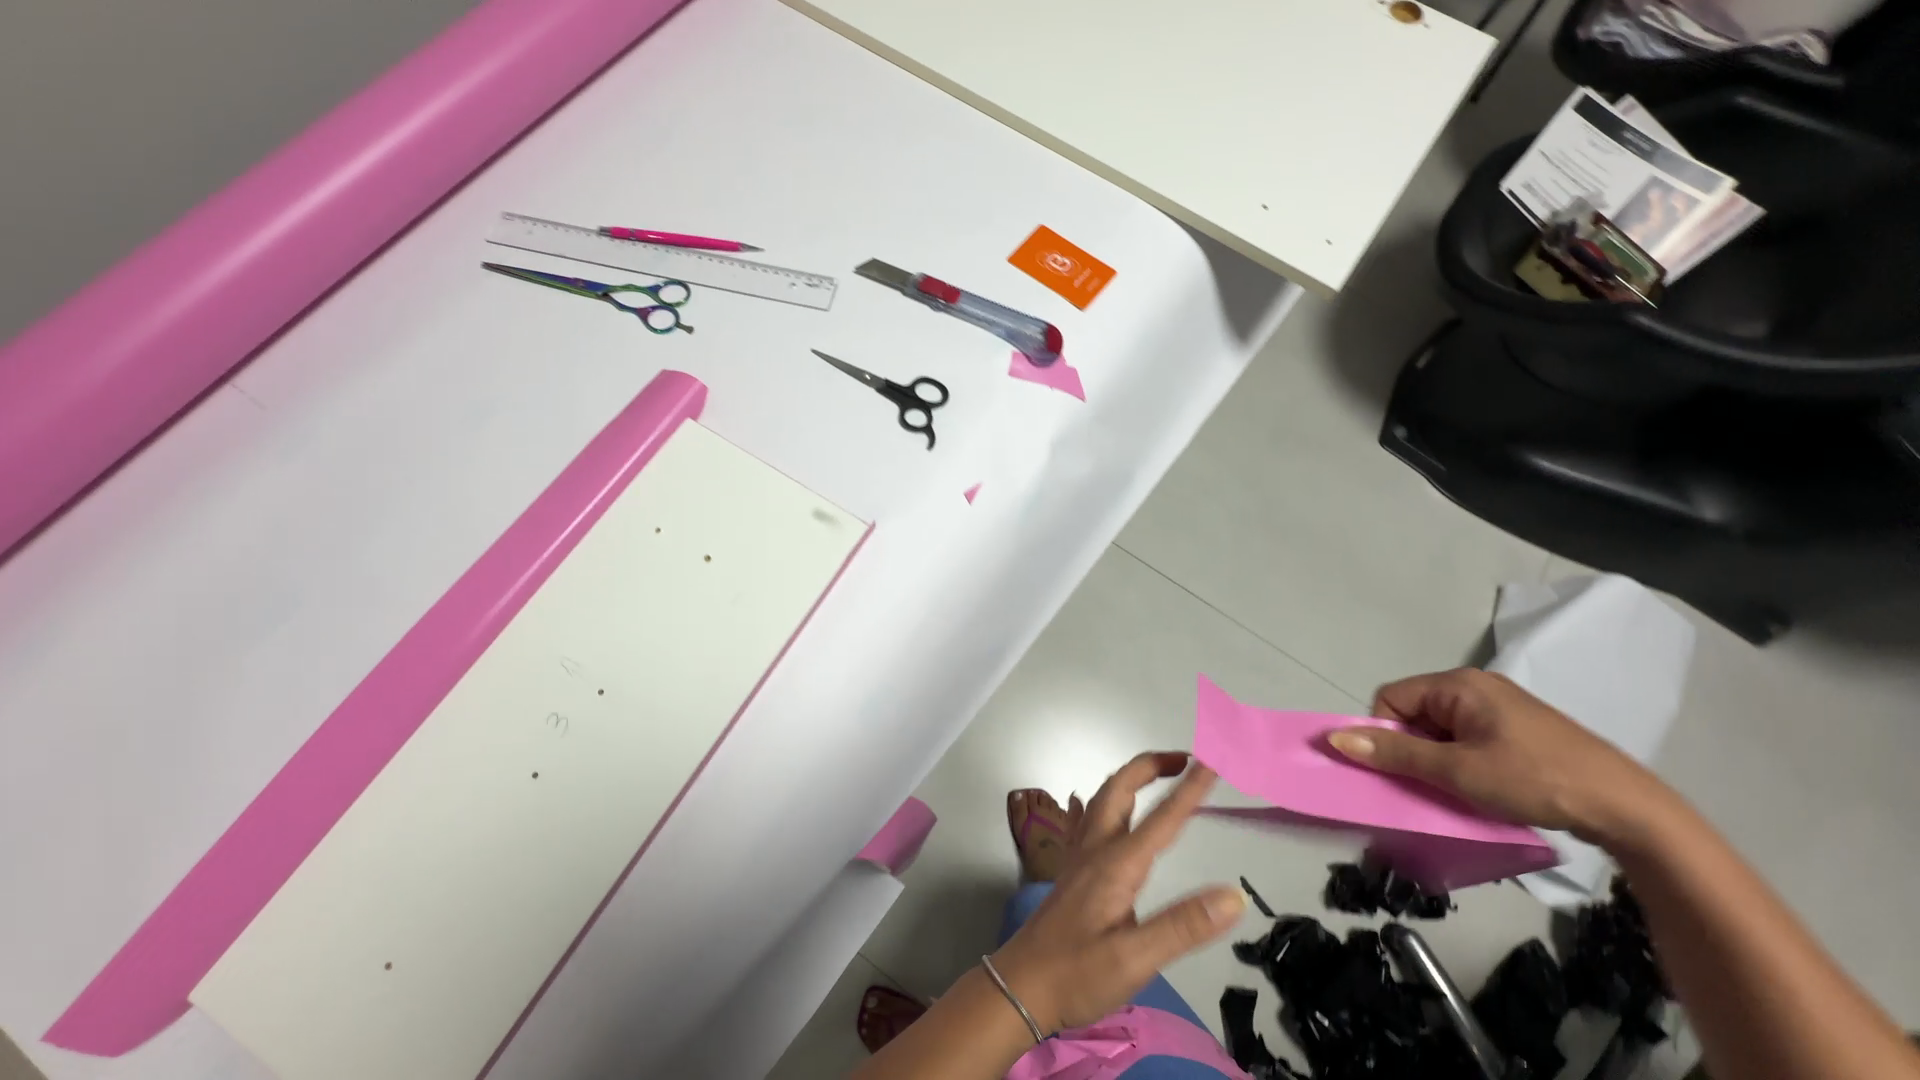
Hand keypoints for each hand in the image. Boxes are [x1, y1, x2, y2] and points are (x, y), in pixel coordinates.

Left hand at [989, 752, 1245, 1033]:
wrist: (1018, 988)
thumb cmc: (1076, 975)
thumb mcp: (1135, 959)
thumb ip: (1183, 926)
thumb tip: (1233, 895)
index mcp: (1116, 865)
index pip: (1161, 818)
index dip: (1189, 789)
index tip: (1214, 762)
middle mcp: (1096, 851)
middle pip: (1120, 790)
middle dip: (1151, 766)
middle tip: (1185, 760)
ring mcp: (1079, 860)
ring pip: (1102, 801)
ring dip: (1131, 780)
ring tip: (1157, 776)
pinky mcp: (1071, 874)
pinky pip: (1087, 821)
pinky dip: (1105, 803)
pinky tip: (1100, 808)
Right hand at [1329, 668, 1674, 843]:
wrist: (1624, 806)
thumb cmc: (1533, 780)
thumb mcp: (1456, 771)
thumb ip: (1395, 753)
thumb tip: (1337, 737)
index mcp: (1459, 685)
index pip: (1391, 698)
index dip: (1386, 734)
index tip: (1403, 770)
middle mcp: (1477, 686)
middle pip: (1415, 712)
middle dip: (1412, 749)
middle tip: (1431, 785)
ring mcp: (1502, 707)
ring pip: (1442, 730)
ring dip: (1438, 760)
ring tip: (1459, 791)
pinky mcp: (1520, 730)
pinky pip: (1468, 739)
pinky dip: (1463, 763)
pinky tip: (1483, 788)